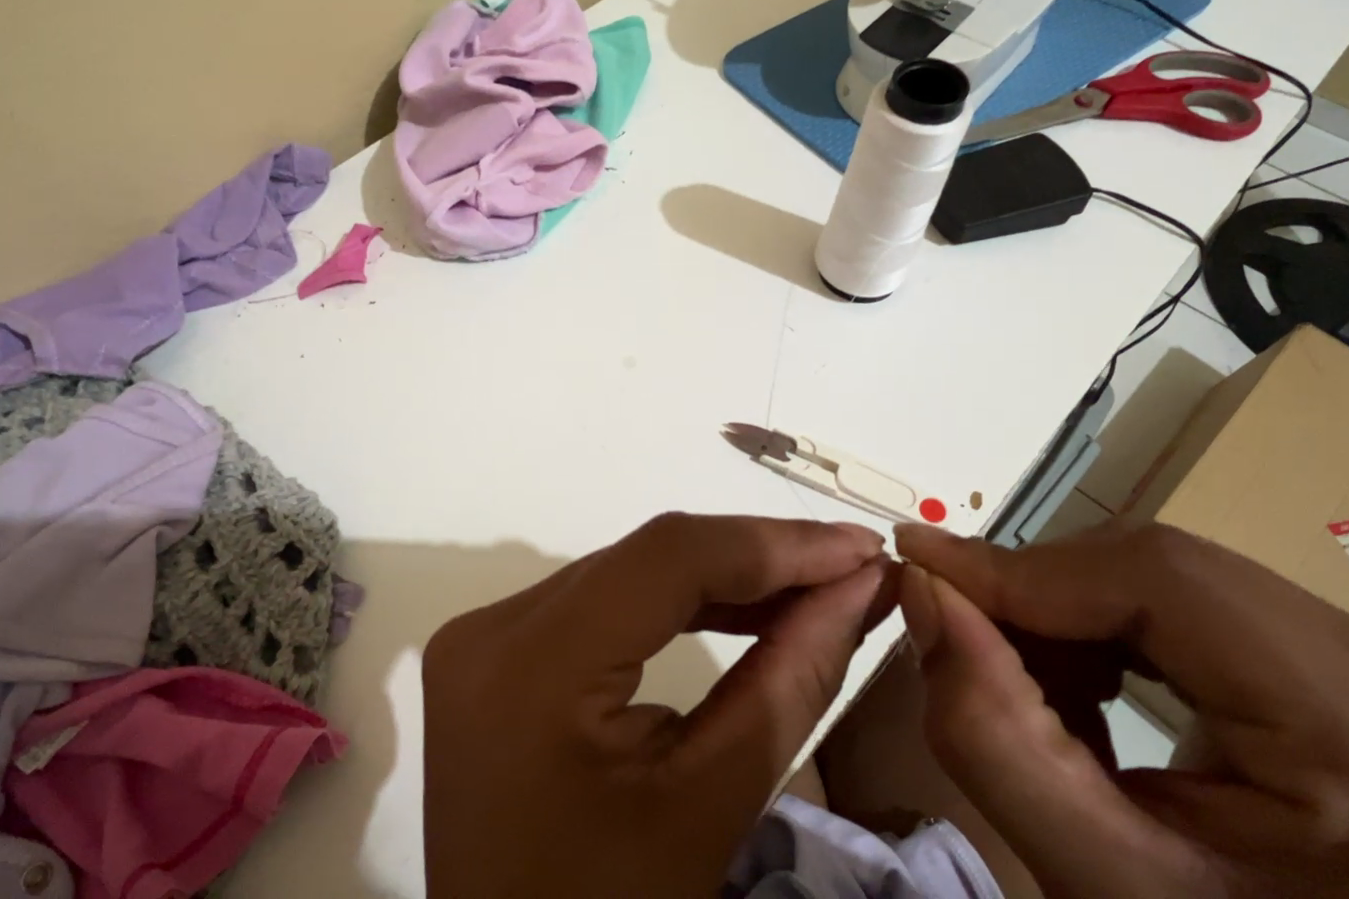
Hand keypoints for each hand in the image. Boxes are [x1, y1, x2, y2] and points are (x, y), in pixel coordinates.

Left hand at [422, 514, 892, 898]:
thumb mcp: (709, 806)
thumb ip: (789, 683)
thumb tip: (857, 589)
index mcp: (531, 668)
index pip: (668, 558)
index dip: (776, 542)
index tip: (865, 551)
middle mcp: (491, 629)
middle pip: (646, 559)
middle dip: (758, 559)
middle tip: (853, 570)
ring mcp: (483, 638)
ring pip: (626, 574)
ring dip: (722, 578)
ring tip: (815, 588)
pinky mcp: (492, 654)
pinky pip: (599, 604)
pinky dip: (674, 604)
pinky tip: (743, 611)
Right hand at [896, 522, 1348, 898]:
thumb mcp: (1096, 882)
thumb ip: (992, 734)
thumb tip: (925, 590)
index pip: (1168, 583)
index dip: (1026, 568)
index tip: (918, 562)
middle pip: (1175, 576)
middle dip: (1044, 601)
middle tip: (960, 643)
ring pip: (1183, 584)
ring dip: (1075, 619)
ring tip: (1030, 691)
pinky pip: (1210, 613)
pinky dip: (1119, 636)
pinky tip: (1090, 694)